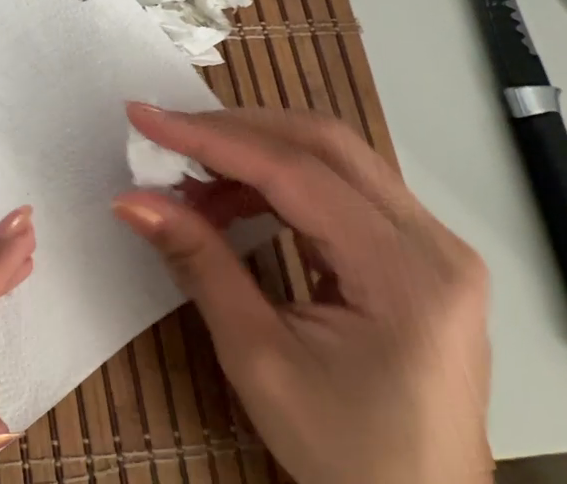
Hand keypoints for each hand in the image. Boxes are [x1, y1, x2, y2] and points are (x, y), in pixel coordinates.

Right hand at [113, 104, 492, 483]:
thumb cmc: (344, 447)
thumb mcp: (258, 356)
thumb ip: (199, 263)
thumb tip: (131, 198)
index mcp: (407, 274)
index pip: (297, 172)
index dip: (212, 137)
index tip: (144, 118)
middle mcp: (435, 244)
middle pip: (326, 145)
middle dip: (234, 128)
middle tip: (162, 136)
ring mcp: (433, 248)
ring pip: (334, 159)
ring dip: (252, 153)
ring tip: (186, 181)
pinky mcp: (418, 257)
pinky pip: (341, 190)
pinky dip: (275, 182)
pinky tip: (229, 204)